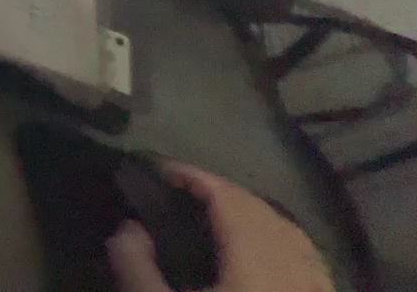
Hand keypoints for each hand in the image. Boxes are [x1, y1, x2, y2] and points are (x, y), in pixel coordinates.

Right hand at [106, 161, 332, 291]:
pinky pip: (309, 259)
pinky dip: (279, 238)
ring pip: (293, 234)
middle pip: (263, 211)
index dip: (194, 175)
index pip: (230, 200)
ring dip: (252, 211)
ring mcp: (315, 289)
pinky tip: (256, 245)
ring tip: (215, 208)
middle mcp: (294, 272)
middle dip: (220, 189)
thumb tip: (130, 226)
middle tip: (179, 185)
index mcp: (255, 266)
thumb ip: (134, 261)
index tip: (157, 167)